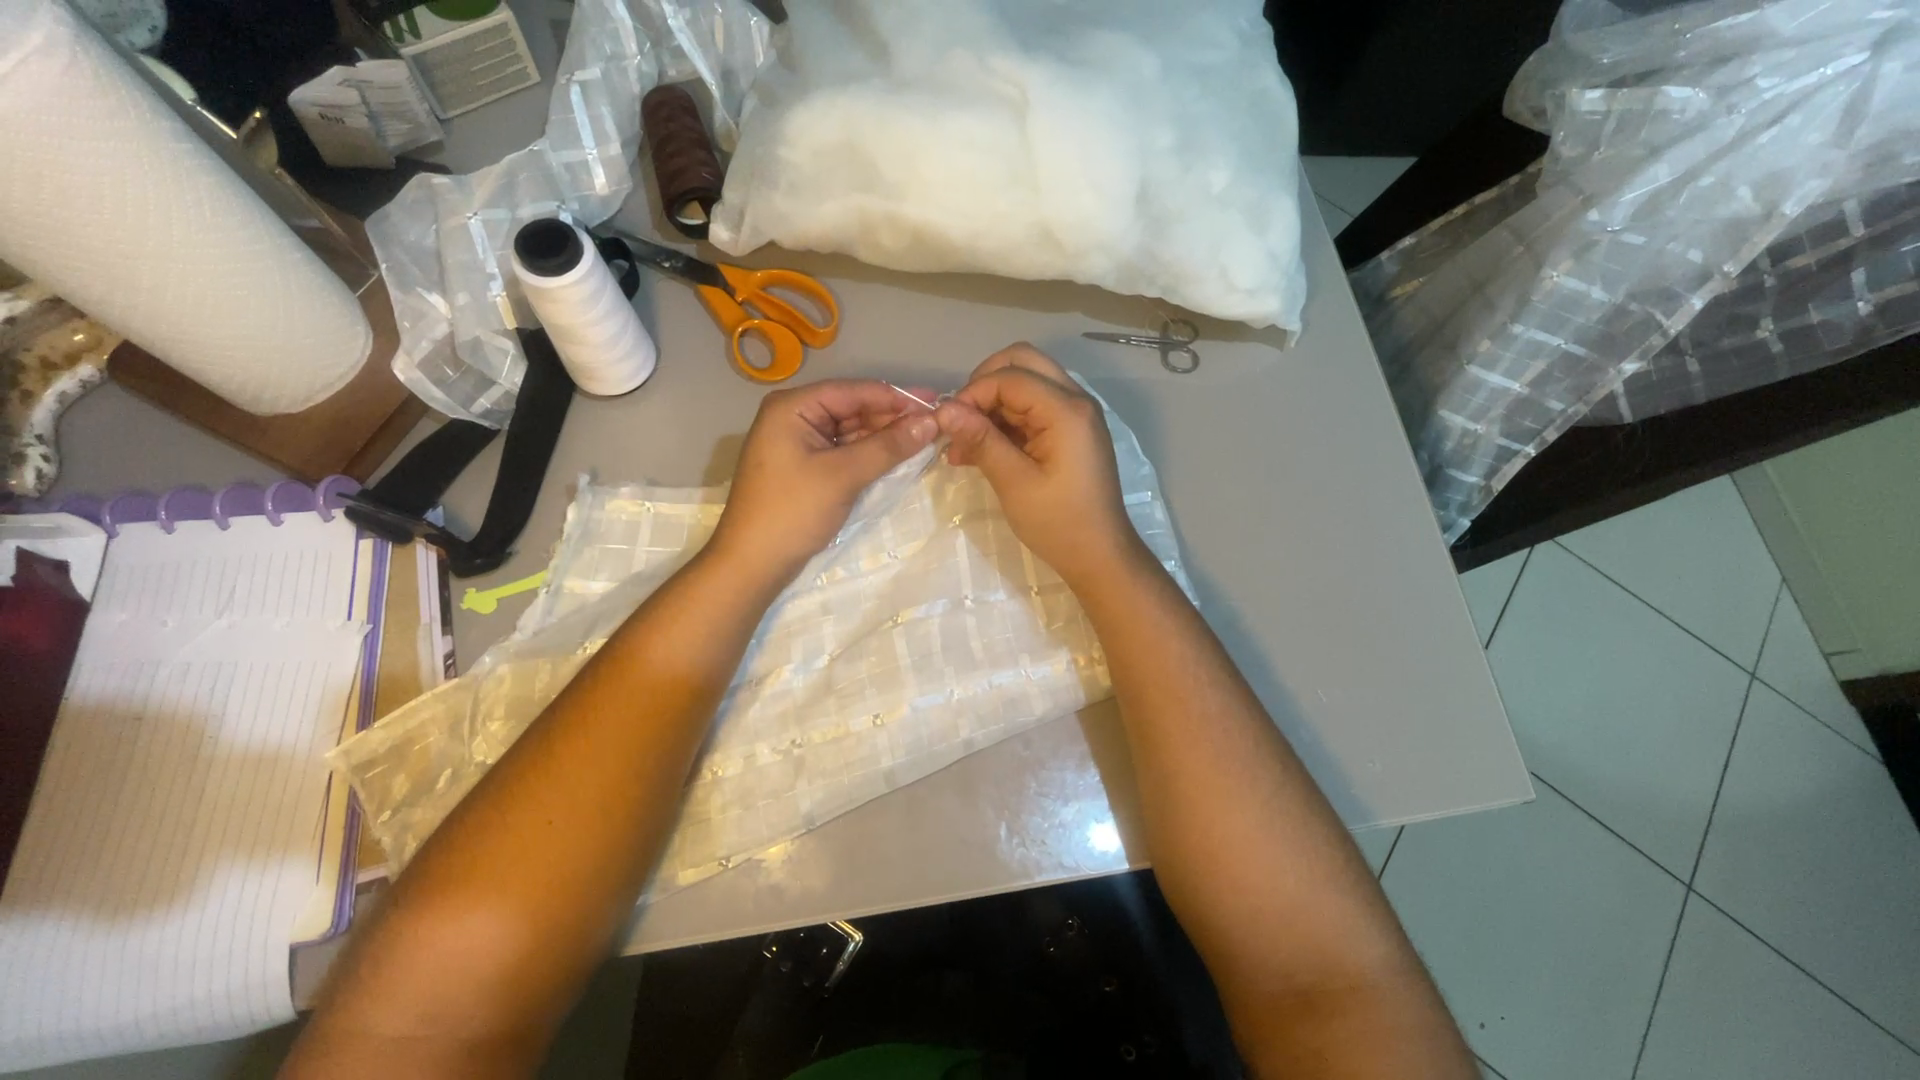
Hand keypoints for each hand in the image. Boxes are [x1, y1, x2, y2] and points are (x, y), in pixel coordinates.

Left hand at [707, 379, 938, 585]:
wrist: (752, 563)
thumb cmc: (793, 511)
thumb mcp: (843, 475)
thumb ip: (888, 446)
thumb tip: (931, 422)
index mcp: (792, 407)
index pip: (854, 391)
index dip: (897, 397)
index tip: (936, 403)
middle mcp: (792, 417)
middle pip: (852, 408)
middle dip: (892, 417)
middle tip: (937, 425)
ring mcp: (797, 443)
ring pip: (850, 431)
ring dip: (884, 436)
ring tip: (925, 439)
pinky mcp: (803, 467)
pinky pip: (842, 451)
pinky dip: (869, 454)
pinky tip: (898, 457)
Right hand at [935, 344, 1146, 582]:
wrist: (1098, 555)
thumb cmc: (1058, 522)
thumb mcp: (1013, 482)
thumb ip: (981, 440)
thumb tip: (943, 410)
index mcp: (1067, 410)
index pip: (1010, 377)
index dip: (973, 393)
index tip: (947, 424)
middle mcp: (1075, 401)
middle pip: (1022, 363)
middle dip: (984, 385)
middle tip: (961, 420)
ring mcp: (1074, 414)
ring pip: (1025, 384)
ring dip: (991, 405)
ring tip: (962, 445)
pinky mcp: (1068, 431)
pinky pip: (1031, 409)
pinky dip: (1004, 421)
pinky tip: (977, 452)